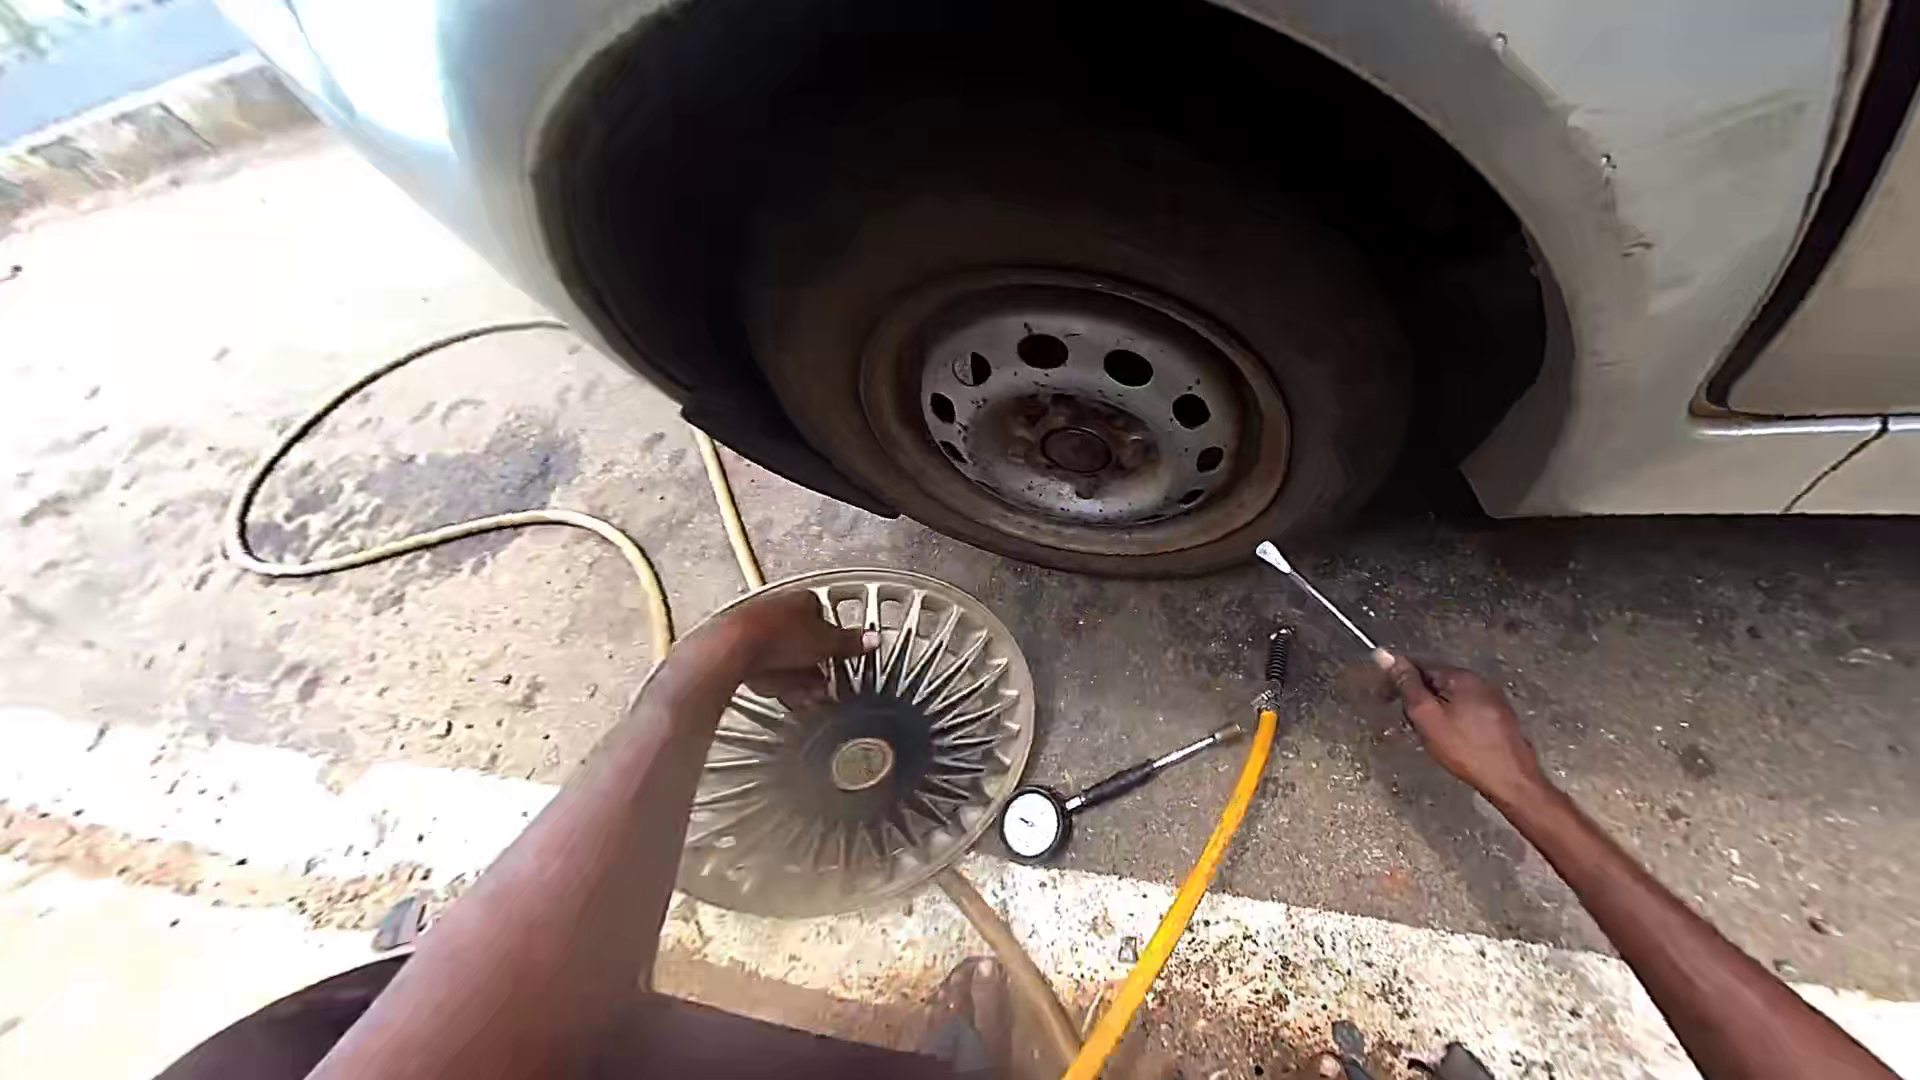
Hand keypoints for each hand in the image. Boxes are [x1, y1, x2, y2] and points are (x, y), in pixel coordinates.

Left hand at [705, 591, 877, 704]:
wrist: (731, 650)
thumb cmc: (776, 635)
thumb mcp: (825, 642)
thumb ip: (849, 642)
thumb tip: (872, 639)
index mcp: (802, 600)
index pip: (826, 619)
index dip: (833, 643)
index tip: (838, 660)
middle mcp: (780, 610)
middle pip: (806, 642)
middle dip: (815, 667)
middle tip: (823, 685)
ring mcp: (759, 630)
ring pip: (787, 659)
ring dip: (798, 679)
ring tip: (804, 696)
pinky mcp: (742, 651)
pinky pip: (767, 669)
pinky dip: (777, 683)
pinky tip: (784, 695)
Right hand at [1374, 649, 1546, 804]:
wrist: (1511, 782)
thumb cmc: (1463, 748)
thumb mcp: (1425, 714)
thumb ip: (1406, 683)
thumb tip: (1384, 654)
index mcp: (1461, 677)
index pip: (1418, 664)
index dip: (1396, 679)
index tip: (1384, 698)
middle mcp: (1480, 683)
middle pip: (1434, 679)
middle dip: (1415, 695)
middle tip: (1409, 720)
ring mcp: (1493, 701)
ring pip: (1448, 695)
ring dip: (1432, 707)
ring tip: (1427, 731)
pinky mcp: (1500, 718)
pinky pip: (1464, 708)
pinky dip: (1449, 716)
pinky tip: (1448, 736)